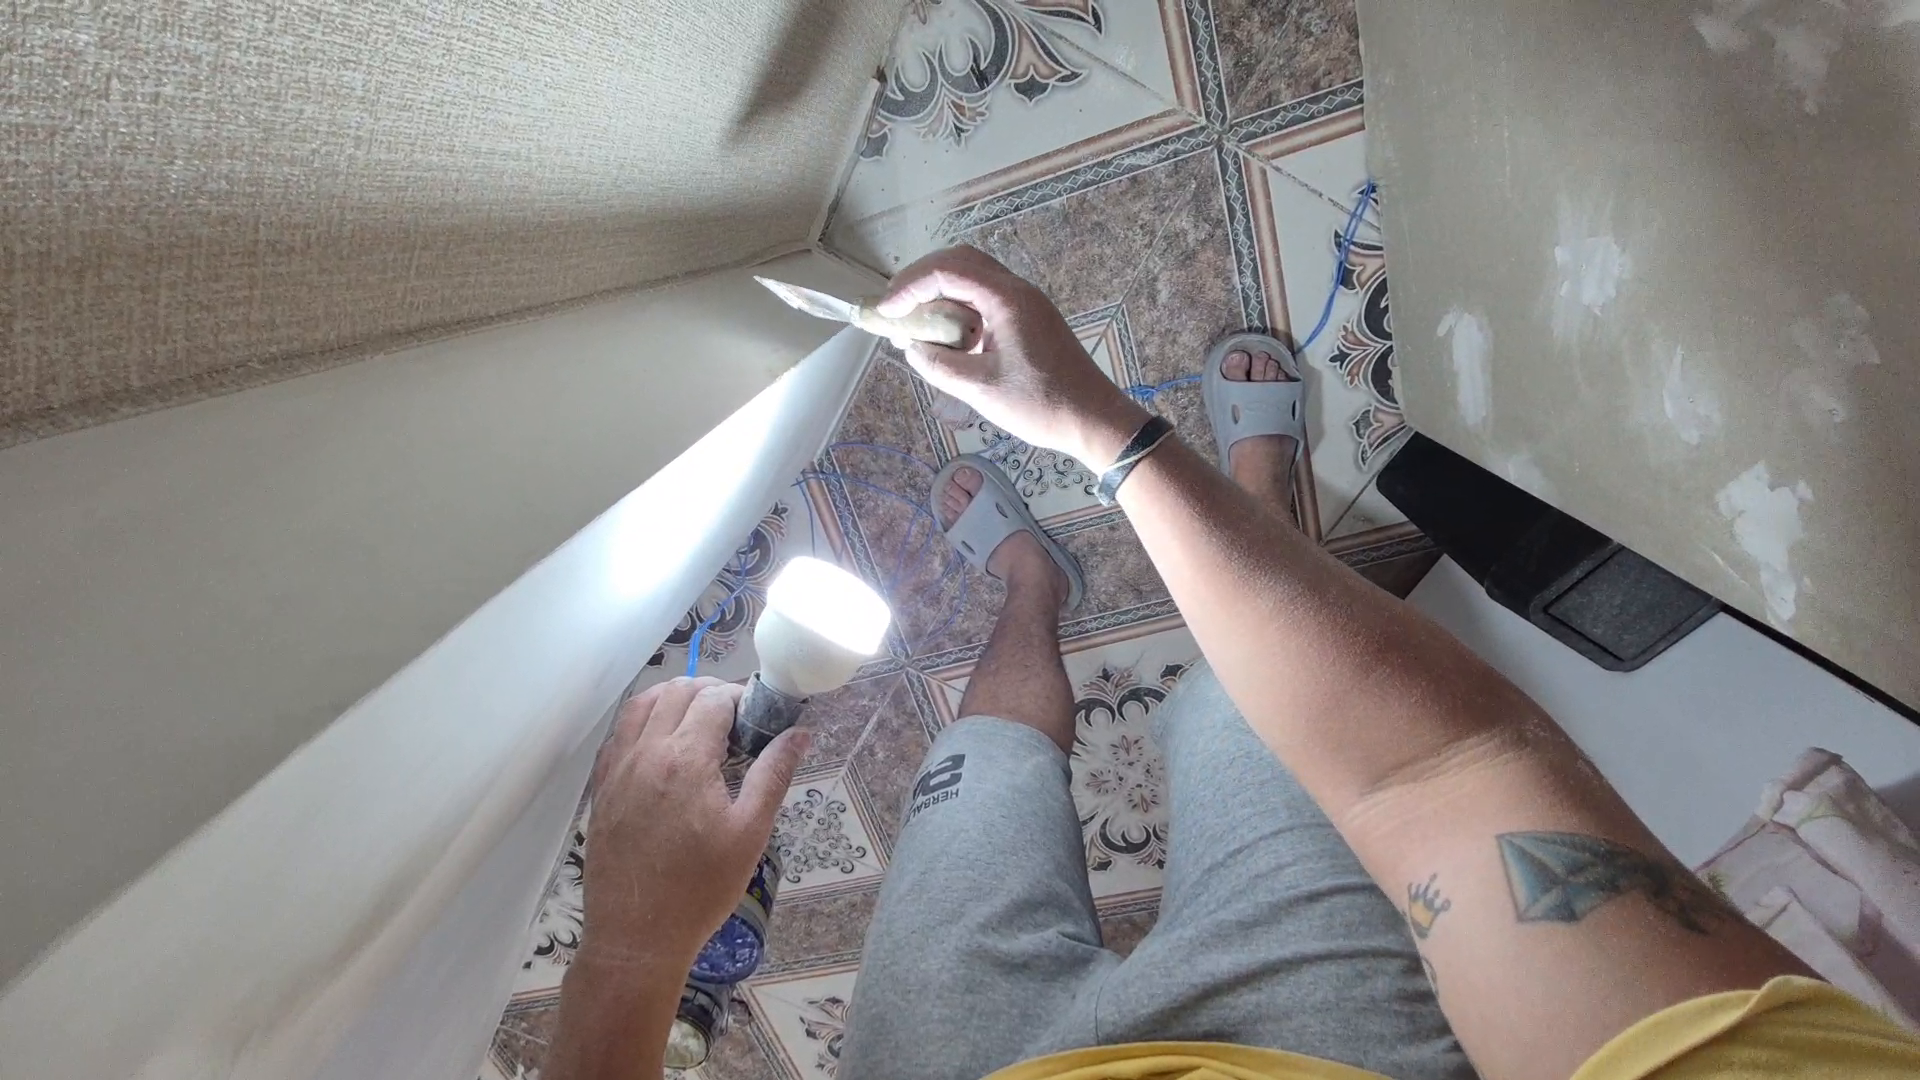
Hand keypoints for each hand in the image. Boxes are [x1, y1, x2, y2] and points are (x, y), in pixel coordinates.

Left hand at [577, 677, 809, 972]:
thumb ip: (774, 773)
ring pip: (642, 703)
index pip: (714, 699)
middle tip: (736, 717)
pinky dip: (644, 718)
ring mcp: (617, 769)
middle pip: (677, 691)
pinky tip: (664, 739)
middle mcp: (645, 753)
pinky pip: (620, 731)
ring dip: (675, 697)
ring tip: (701, 719)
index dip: (741, 696)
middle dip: (711, 690)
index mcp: (685, 760)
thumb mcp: (750, 832)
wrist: (635, 940)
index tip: (759, 715)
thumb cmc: (701, 888)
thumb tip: (800, 732)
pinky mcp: (602, 787)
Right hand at [878, 245, 1148, 467]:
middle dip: (922, 279)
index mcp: (1007, 299)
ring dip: (942, 292)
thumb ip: (939, 365)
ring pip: (976, 278)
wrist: (1093, 419)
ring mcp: (1027, 304)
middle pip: (962, 261)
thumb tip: (911, 348)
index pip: (948, 271)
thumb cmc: (1040, 405)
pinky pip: (988, 299)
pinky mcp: (1031, 321)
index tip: (886, 312)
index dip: (910, 286)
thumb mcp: (981, 389)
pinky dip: (961, 308)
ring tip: (915, 319)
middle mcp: (1018, 291)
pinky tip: (948, 336)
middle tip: (896, 305)